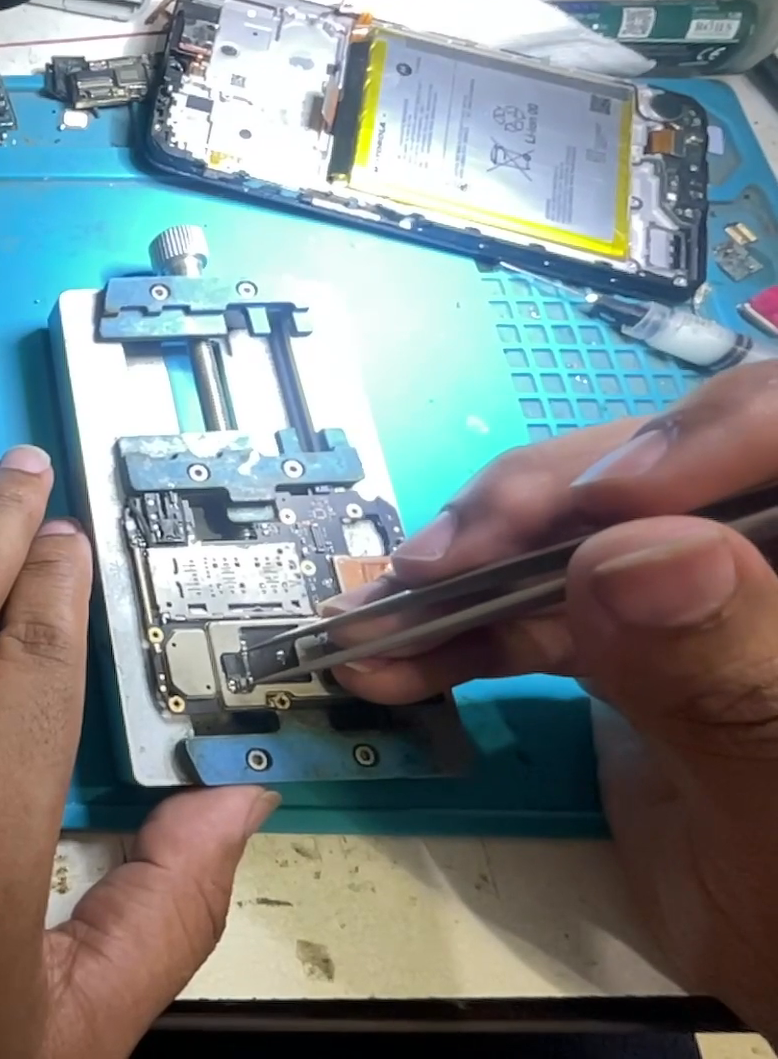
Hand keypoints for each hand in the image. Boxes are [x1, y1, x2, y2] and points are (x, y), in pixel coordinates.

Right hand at [327, 363, 777, 1033]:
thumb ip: (730, 675)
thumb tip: (636, 550)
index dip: (713, 433)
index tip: (602, 502)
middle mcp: (767, 561)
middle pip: (648, 473)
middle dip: (525, 513)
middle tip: (436, 568)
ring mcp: (689, 601)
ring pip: (557, 542)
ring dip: (451, 582)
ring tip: (372, 622)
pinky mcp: (619, 644)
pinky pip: (518, 612)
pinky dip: (444, 635)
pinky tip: (384, 662)